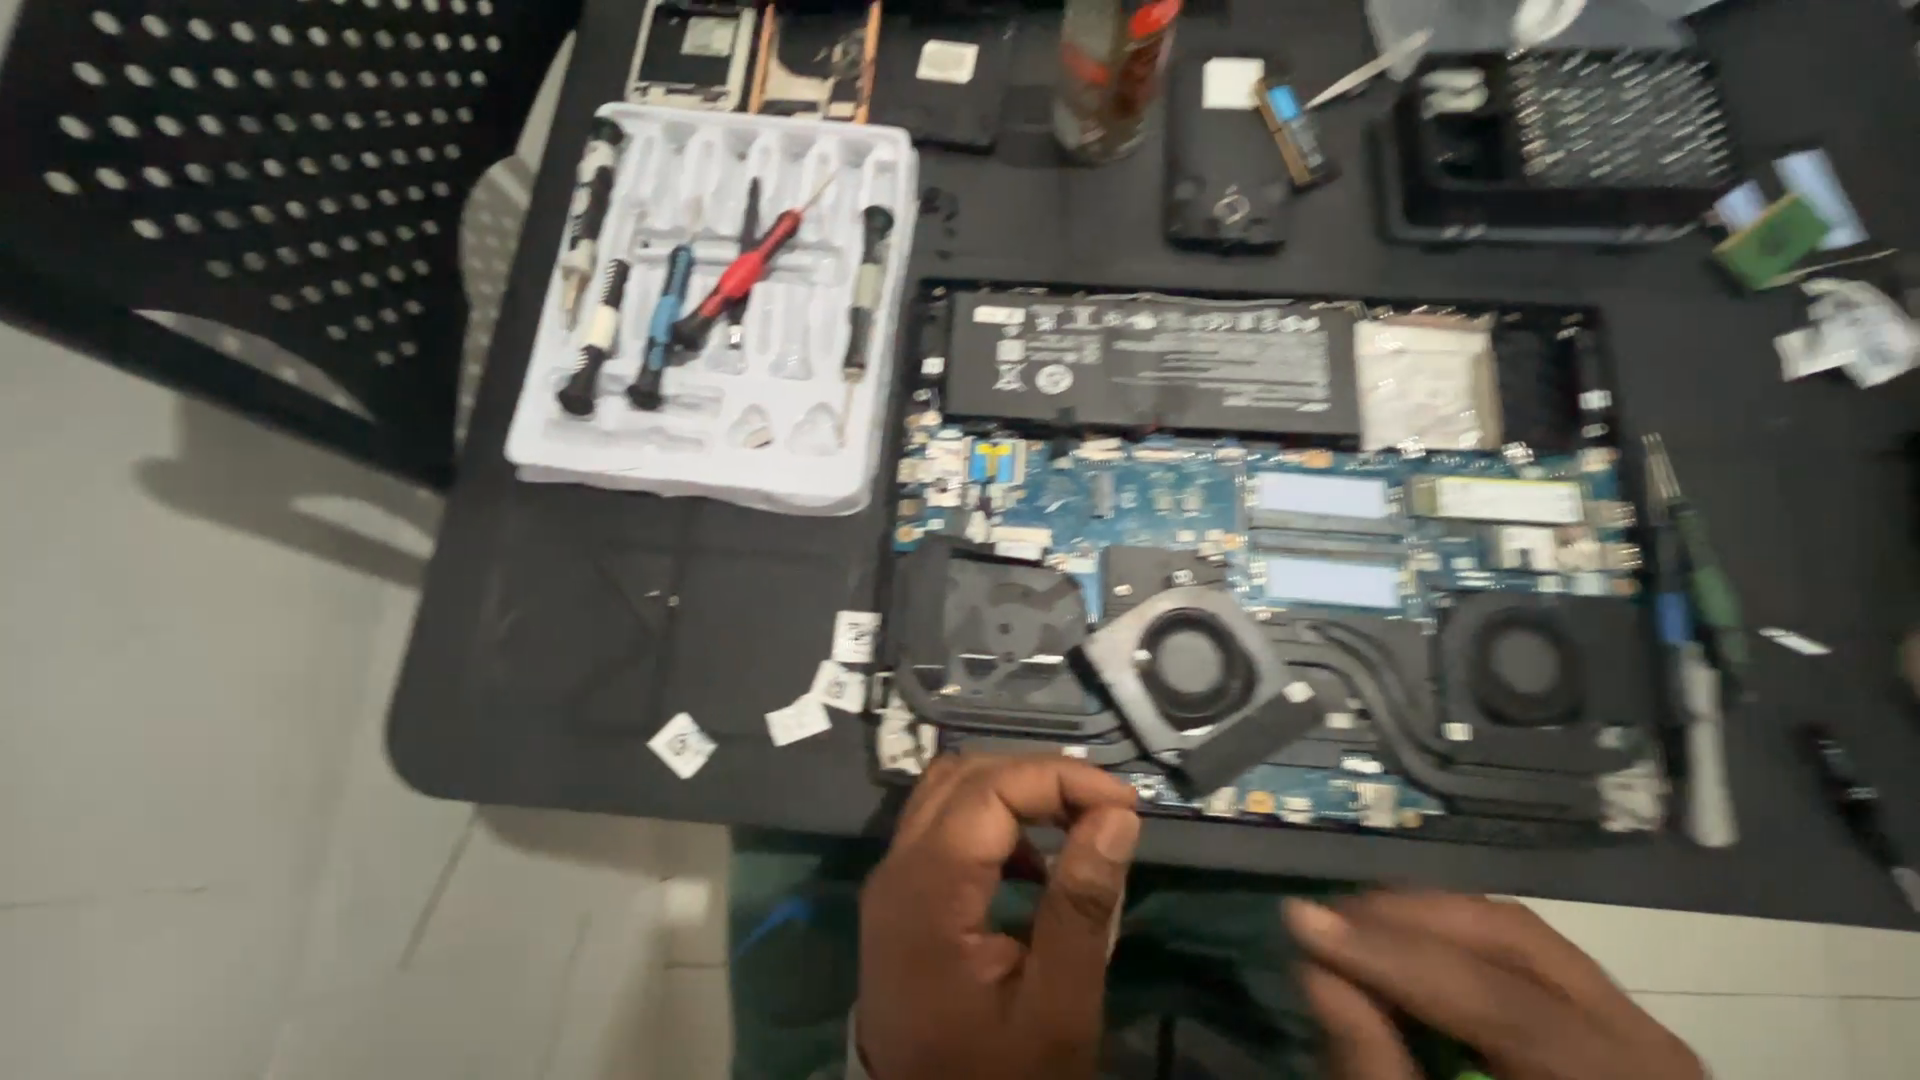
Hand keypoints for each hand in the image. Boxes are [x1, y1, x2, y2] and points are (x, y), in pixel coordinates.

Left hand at [857, 754, 1141, 1079]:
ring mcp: (893, 878)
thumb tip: (1117, 817)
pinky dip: (993, 818)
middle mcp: (897, 867)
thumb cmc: (995, 1076)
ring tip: (1077, 822)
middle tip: (1103, 809)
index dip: (1058, 778)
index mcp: (927, 890)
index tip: (1124, 803)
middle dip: (1040, 776)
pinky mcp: (901, 894)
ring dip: (1015, 791)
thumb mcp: (1056, 1008)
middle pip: (966, 775)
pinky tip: (1035, 860)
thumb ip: (1082, 907)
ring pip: (950, 790)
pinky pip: (944, 823)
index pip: (990, 788)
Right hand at [1287, 893, 1703, 1079]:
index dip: (1394, 958)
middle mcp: (1649, 1046)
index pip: (1501, 1002)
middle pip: (1512, 942)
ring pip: (1513, 933)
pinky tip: (1394, 949)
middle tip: (1319, 921)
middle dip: (1403, 923)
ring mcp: (1633, 1025)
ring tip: (1345, 930)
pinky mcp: (1608, 1019)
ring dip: (1418, 922)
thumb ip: (1376, 1073)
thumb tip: (1315, 973)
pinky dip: (1447, 940)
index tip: (1300, 922)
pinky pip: (1519, 952)